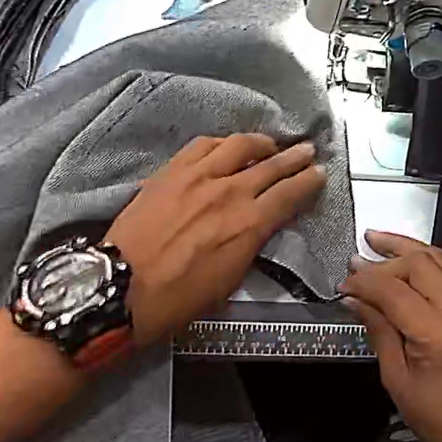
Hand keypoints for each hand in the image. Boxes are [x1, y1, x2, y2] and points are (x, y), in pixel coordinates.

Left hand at [107, 134, 326, 346]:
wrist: (122, 286)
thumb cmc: (177, 298)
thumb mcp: (229, 282)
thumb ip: (249, 247)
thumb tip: (258, 228)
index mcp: (249, 225)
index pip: (290, 194)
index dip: (308, 182)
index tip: (318, 173)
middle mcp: (229, 192)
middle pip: (271, 165)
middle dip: (294, 156)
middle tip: (306, 150)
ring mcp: (198, 176)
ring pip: (239, 145)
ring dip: (260, 142)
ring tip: (270, 143)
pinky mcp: (172, 170)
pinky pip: (203, 145)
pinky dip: (222, 143)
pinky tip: (226, 146)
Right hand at [343, 232, 441, 441]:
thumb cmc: (435, 417)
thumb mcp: (395, 378)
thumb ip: (378, 330)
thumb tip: (354, 298)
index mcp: (438, 336)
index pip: (394, 290)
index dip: (364, 282)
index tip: (343, 285)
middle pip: (419, 264)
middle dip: (383, 261)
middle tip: (357, 264)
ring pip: (439, 258)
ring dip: (406, 247)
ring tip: (377, 240)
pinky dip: (430, 255)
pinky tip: (410, 254)